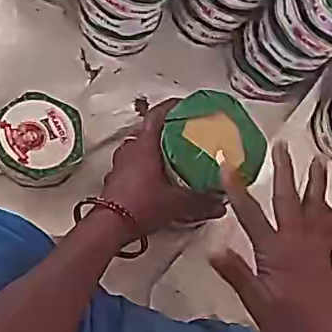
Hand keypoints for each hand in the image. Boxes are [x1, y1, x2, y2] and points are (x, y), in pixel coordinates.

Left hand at [96, 98, 226, 236]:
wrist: (110, 226)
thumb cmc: (140, 206)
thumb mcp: (177, 203)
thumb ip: (201, 202)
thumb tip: (220, 204)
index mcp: (145, 146)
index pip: (157, 114)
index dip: (172, 106)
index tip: (186, 105)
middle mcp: (130, 150)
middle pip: (149, 129)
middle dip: (167, 129)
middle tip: (185, 132)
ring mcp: (120, 164)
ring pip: (139, 147)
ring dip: (155, 147)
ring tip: (174, 155)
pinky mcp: (116, 178)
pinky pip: (133, 163)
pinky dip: (146, 164)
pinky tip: (157, 176)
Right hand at [211, 144, 331, 331]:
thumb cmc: (292, 326)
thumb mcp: (257, 304)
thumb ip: (237, 274)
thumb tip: (213, 249)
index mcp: (276, 250)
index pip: (251, 213)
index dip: (237, 188)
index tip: (227, 164)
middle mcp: (298, 240)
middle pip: (289, 198)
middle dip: (284, 170)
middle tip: (283, 144)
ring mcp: (316, 245)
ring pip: (315, 205)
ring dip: (314, 181)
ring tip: (318, 159)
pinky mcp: (327, 255)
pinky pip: (327, 221)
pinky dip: (325, 205)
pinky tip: (324, 202)